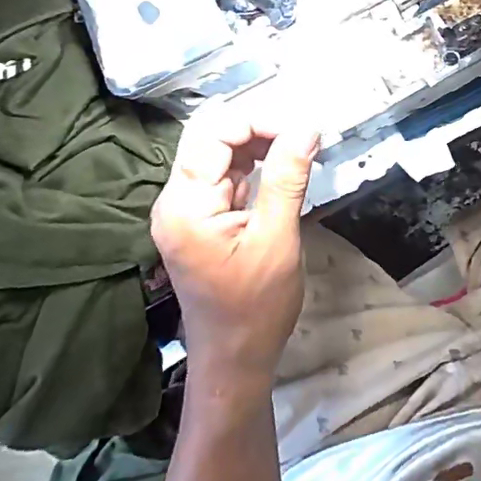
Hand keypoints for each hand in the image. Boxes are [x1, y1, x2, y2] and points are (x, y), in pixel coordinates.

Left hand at [150, 111, 319, 394]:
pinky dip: (251, 167)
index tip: (299, 129)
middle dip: (256, 127)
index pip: (212, 133)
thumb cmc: (255, 308)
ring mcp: (184, 209)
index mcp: (185, 204)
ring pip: (217, 155)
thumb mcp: (277, 239)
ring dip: (256, 145)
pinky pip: (222, 178)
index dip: (256, 120)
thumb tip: (306, 128)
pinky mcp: (198, 219)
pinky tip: (279, 165)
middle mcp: (175, 199)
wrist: (234, 359)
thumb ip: (286, 178)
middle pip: (210, 139)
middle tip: (300, 133)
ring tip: (297, 145)